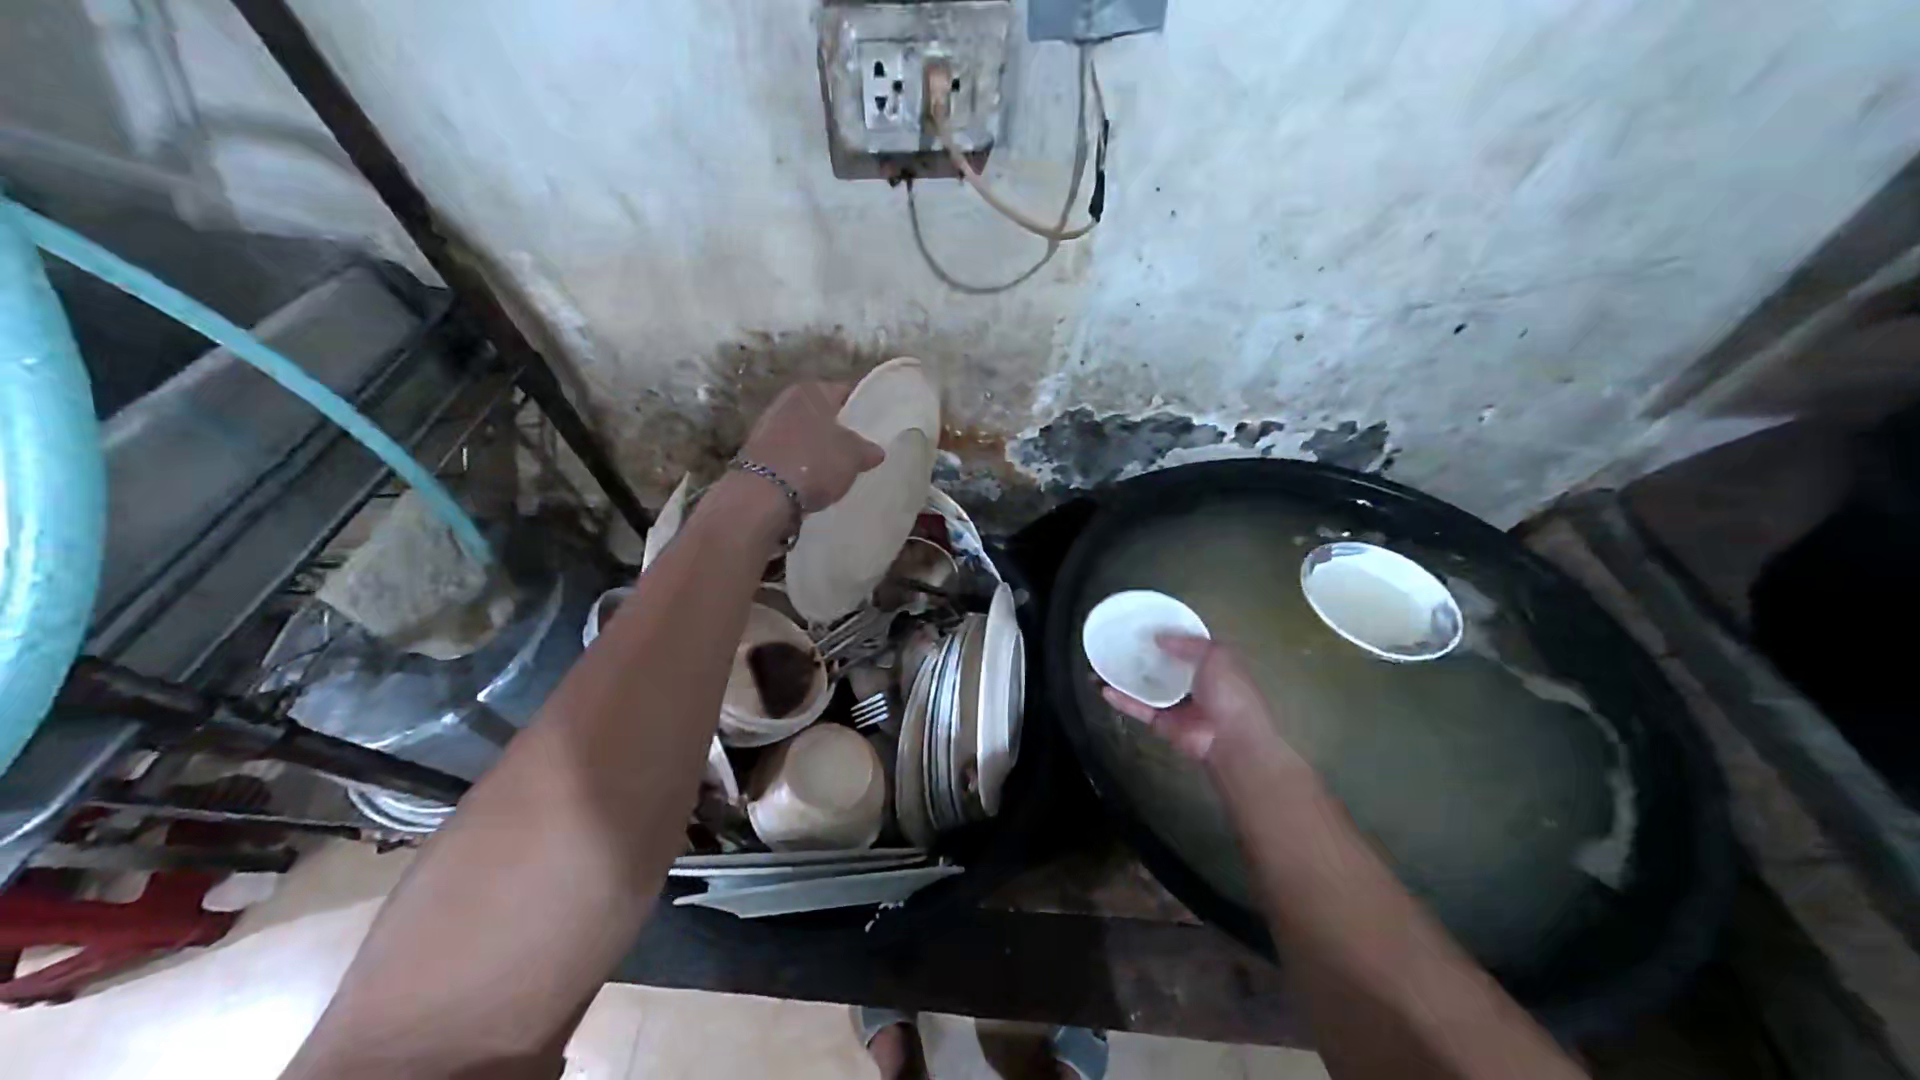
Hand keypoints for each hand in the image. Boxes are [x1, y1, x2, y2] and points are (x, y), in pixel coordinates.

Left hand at [739, 382, 884, 511]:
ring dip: (819, 451)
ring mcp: (768, 427)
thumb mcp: (854, 455)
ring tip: (837, 472)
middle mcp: (786, 401)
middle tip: (858, 453)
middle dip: (839, 433)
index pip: (846, 393)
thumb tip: (875, 451)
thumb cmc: (814, 462)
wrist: (762, 495)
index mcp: (812, 390)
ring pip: (805, 436)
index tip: (874, 430)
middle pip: (823, 415)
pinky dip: (802, 466)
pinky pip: (791, 456)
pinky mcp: (758, 454)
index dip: (862, 411)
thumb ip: (867, 449)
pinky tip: (813, 483)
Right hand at [1101, 635, 1305, 769]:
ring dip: (1123, 677)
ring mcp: (1175, 704)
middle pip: (1160, 665)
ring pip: (1144, 687)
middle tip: (1116, 642)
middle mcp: (1191, 682)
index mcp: (1210, 664)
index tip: (1143, 623)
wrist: (1232, 741)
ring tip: (1099, 665)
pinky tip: (1103, 689)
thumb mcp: (1216, 656)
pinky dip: (1122, 700)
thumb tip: (1157, 636)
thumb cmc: (1230, 693)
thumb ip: (1187, 643)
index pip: (1185, 644)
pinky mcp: (1162, 723)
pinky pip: (1139, 708)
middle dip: (1140, 655)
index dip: (1166, 633)